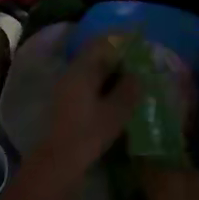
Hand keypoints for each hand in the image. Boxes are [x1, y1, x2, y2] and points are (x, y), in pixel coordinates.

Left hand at [29, 37, 137, 186]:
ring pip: (90, 70)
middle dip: (117, 56)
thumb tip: (137, 75)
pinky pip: (85, 83)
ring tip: (131, 79)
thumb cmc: (89, 133)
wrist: (59, 159)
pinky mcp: (64, 101)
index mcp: (82, 70)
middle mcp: (70, 73)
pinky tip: (114, 95)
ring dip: (109, 71)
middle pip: (94, 55)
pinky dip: (101, 84)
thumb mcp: (116, 111)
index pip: (101, 42)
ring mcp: (65, 87)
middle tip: (139, 62)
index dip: (121, 39)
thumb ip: (129, 89)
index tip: (139, 41)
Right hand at [121, 164, 198, 199]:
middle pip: (153, 167)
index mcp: (162, 177)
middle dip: (140, 179)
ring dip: (157, 186)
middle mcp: (180, 170)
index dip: (123, 171)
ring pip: (168, 175)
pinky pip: (181, 183)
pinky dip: (172, 191)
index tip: (115, 185)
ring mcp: (197, 178)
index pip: (135, 163)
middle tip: (129, 197)